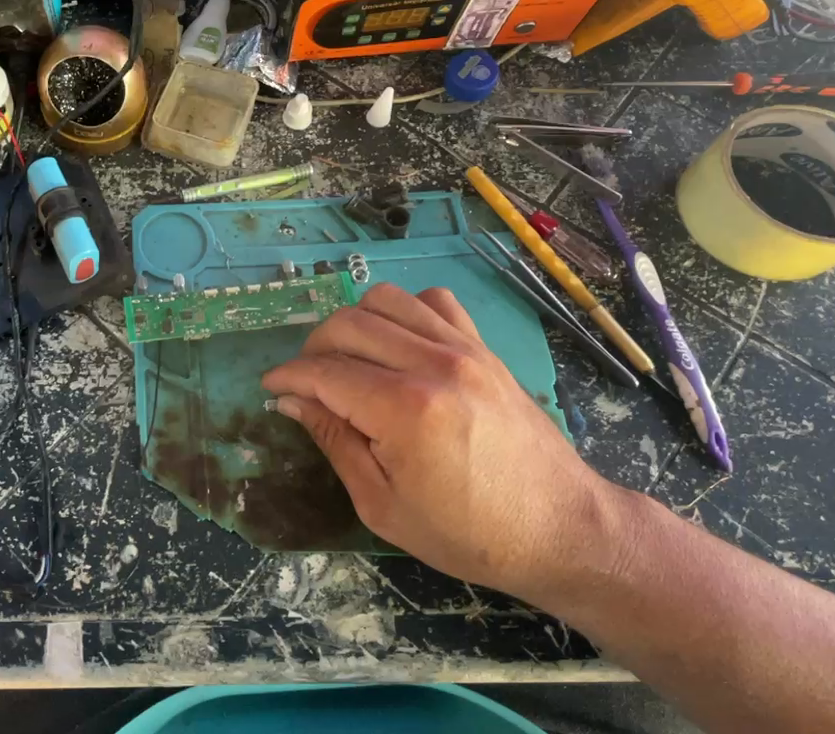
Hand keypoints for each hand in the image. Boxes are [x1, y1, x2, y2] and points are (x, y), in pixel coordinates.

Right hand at [262, 284, 615, 600]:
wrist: (562, 530)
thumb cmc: (468, 534)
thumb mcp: (382, 505)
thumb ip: (333, 441)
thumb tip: (292, 401)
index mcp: (404, 410)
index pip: (324, 371)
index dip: (288, 377)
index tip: (272, 389)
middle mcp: (432, 364)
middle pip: (347, 324)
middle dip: (312, 349)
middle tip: (307, 383)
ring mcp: (463, 349)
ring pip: (384, 300)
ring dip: (353, 324)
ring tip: (349, 360)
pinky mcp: (484, 348)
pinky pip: (433, 302)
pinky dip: (405, 312)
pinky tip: (400, 345)